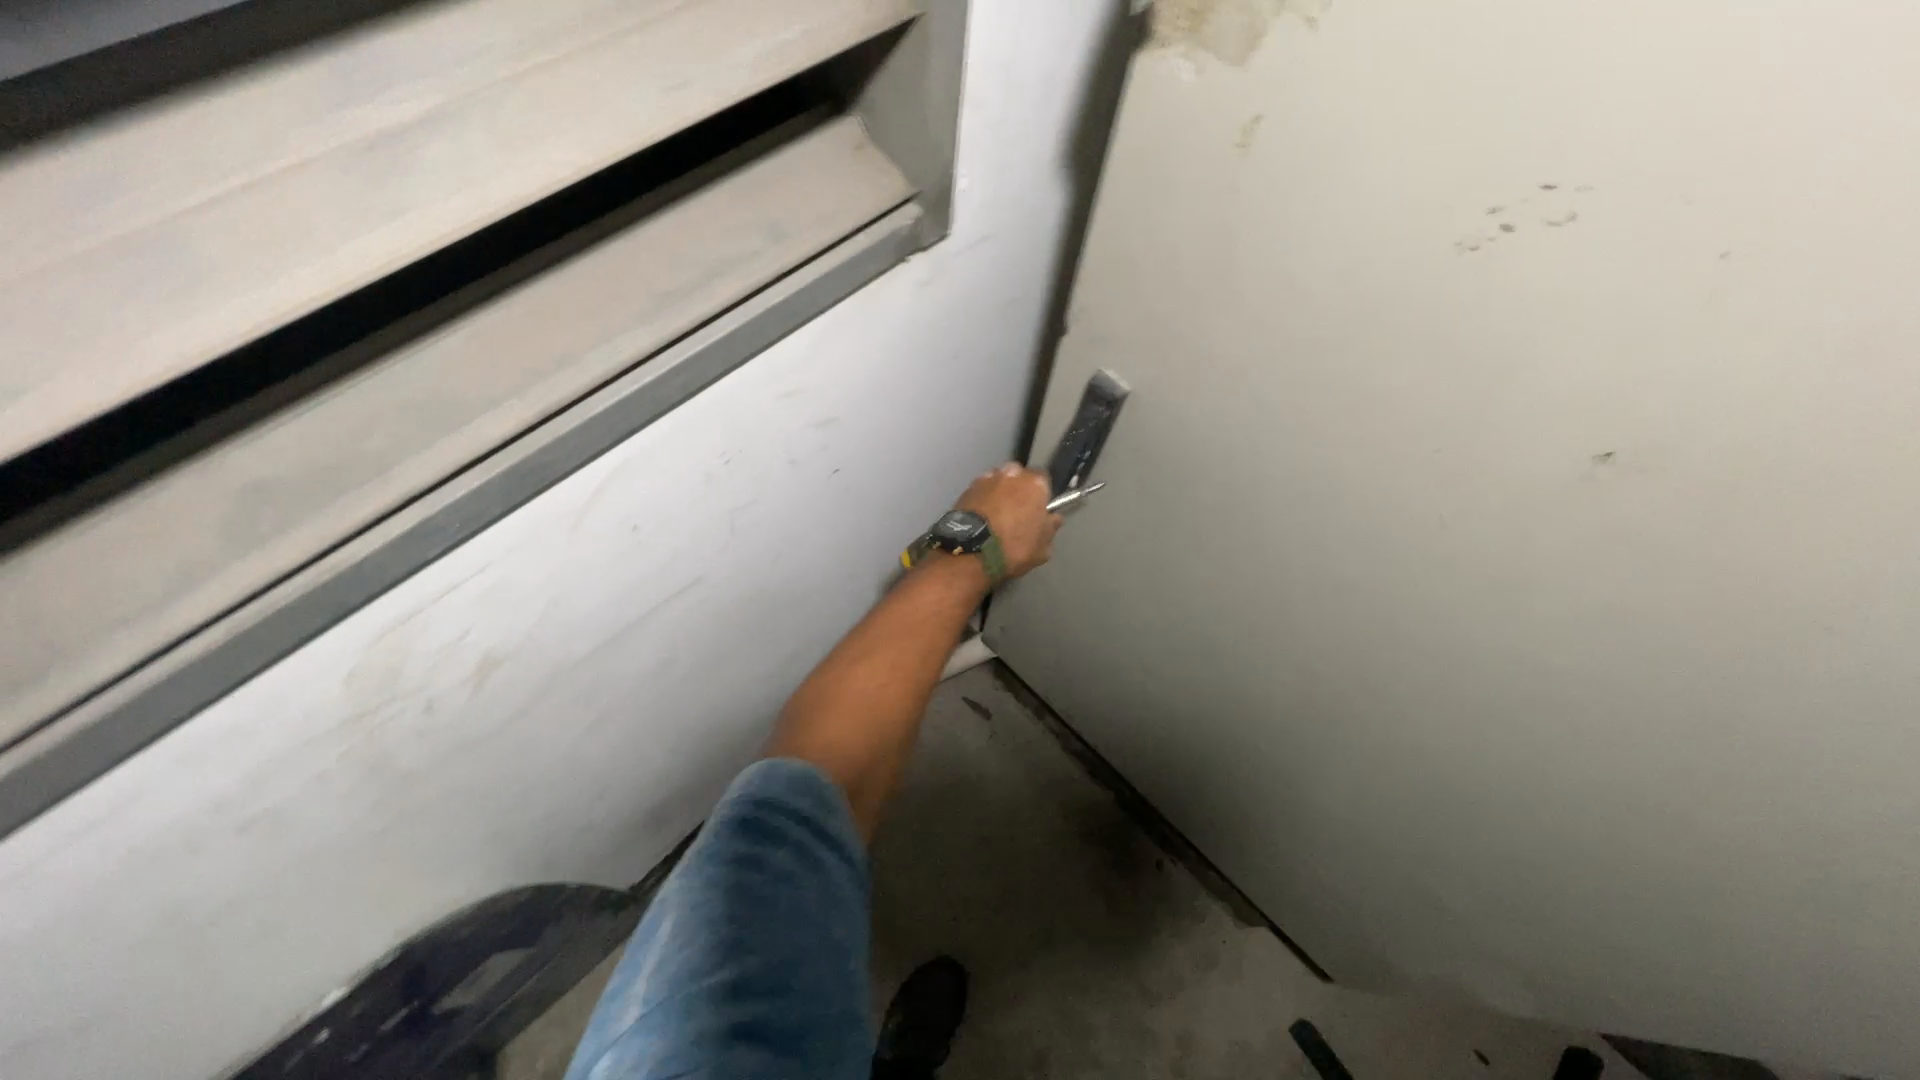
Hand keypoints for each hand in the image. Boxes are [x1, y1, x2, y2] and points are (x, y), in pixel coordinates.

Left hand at [956, 463, 1061, 580]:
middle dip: (1018, 488)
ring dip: (999, 492)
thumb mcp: (1043, 547)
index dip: (1041, 494)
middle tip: (1017, 509)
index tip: (1038, 507)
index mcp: (1035, 484)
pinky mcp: (966, 488)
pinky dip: (982, 499)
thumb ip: (1051, 528)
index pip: (1044, 480)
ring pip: (998, 481)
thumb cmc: (1014, 548)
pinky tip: (982, 516)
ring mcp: (986, 478)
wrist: (971, 551)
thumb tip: (1053, 519)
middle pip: (1019, 476)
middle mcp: (1011, 473)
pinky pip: (981, 491)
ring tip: (996, 513)